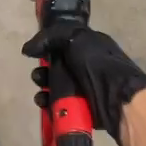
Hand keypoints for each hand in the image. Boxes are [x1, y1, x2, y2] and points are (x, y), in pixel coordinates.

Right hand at [23, 22, 145, 145]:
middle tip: (39, 75)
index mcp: (88, 48)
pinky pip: (59, 105)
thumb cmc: (98, 64)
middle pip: (56, 68)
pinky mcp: (81, 108)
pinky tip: (45, 103)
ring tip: (41, 91)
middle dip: (43, 71)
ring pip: (55, 87)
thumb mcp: (76, 38)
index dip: (48, 49)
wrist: (117, 98)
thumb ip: (51, 37)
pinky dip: (49, 104)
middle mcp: (86, 67)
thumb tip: (28, 49)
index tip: (37, 54)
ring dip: (43, 88)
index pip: (62, 46)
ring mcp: (84, 89)